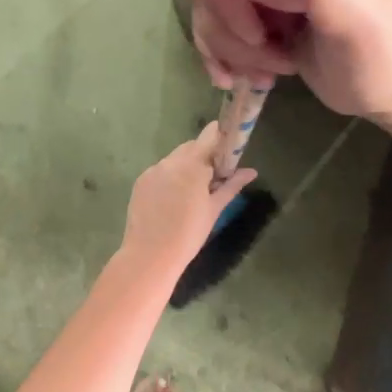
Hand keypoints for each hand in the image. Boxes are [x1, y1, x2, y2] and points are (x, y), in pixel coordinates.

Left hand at [122, 124, 256, 268]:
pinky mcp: (140, 182)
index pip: (210, 136)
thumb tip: (251, 171)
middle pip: (191, 147)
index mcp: (192, 165)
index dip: (220, 139)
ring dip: (186, 167)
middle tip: (213, 179)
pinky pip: (160, 171)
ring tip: (191, 194)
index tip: (229, 151)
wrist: (150, 255)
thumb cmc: (189, 235)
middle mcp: (170, 162)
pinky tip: (172, 200)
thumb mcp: (214, 209)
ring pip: (174, 159)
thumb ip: (231, 186)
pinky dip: (170, 177)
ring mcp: (152, 171)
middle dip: (204, 157)